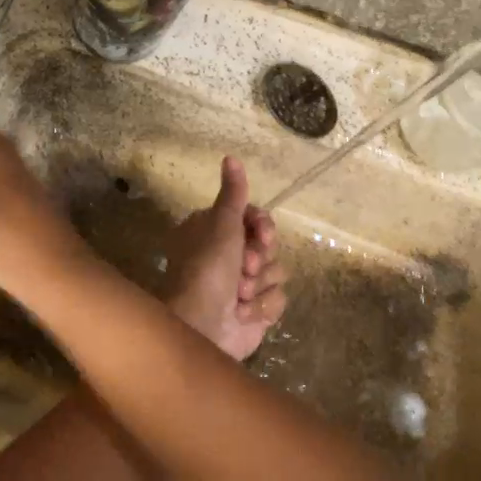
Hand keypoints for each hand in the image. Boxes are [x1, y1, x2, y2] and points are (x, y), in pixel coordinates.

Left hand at [163, 157, 289, 360]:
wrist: (204, 324)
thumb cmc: (208, 268)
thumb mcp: (222, 223)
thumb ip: (233, 194)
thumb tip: (231, 157)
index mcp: (213, 230)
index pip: (253, 217)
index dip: (262, 226)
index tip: (262, 233)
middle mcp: (227, 255)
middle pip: (268, 244)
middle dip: (260, 257)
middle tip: (245, 267)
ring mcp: (242, 284)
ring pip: (276, 272)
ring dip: (259, 284)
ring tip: (239, 294)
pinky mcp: (255, 310)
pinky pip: (276, 299)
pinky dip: (262, 306)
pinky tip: (244, 313)